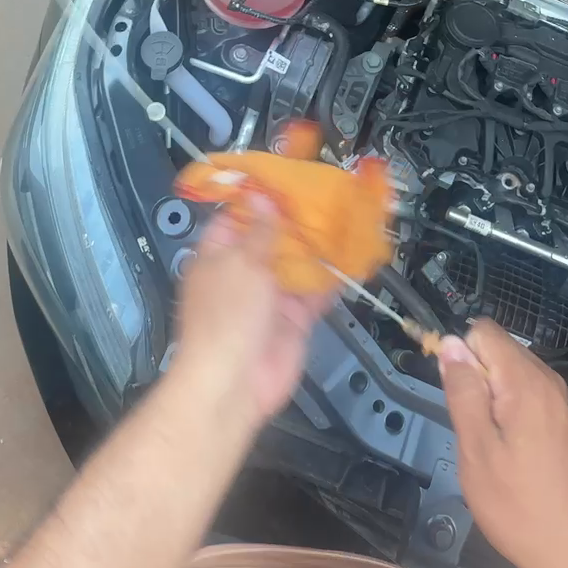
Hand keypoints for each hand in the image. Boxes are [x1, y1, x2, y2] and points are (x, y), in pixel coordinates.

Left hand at [171, 195, 334, 431]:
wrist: (234, 385)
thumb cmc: (223, 322)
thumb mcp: (242, 263)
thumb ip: (259, 231)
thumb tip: (261, 198)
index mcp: (218, 256)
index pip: (236, 218)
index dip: (258, 200)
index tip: (283, 183)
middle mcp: (242, 274)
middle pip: (271, 240)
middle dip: (295, 222)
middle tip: (322, 198)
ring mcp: (268, 298)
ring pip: (296, 265)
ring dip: (317, 248)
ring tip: (340, 222)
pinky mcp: (292, 319)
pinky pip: (315, 294)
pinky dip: (331, 280)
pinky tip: (349, 261)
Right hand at [438, 320, 567, 567]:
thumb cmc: (518, 505)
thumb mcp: (477, 449)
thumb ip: (463, 391)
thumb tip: (450, 344)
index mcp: (525, 382)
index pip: (484, 331)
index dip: (460, 353)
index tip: (455, 392)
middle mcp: (547, 381)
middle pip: (498, 348)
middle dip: (475, 375)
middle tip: (472, 425)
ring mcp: (558, 401)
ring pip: (510, 371)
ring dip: (490, 394)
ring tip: (489, 441)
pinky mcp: (561, 420)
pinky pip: (525, 392)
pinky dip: (508, 408)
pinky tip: (507, 448)